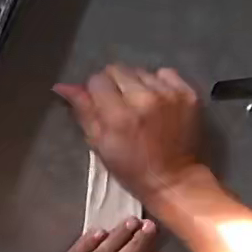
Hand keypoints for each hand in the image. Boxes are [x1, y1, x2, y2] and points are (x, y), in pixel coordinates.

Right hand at [54, 66, 203, 203]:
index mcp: (119, 115)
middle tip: (119, 105)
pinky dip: (159, 83)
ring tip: (140, 105)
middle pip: (118, 70)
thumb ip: (84, 111)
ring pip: (141, 71)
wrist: (175, 180)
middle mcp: (144, 98)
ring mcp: (169, 94)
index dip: (95, 91)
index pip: (97, 80)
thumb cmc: (131, 169)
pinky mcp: (188, 94)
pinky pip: (166, 73)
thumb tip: (63, 86)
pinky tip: (158, 101)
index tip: (100, 105)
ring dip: (136, 84)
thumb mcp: (100, 145)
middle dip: (114, 85)